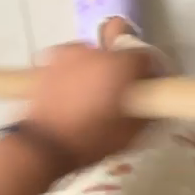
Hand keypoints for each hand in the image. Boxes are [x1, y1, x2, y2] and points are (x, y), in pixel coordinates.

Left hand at [20, 43, 152, 167]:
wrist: (44, 143)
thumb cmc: (91, 140)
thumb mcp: (130, 133)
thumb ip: (147, 110)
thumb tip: (150, 101)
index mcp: (122, 65)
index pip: (146, 58)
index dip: (148, 74)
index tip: (145, 90)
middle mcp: (99, 51)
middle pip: (119, 53)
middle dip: (122, 70)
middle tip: (117, 94)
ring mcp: (72, 52)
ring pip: (94, 54)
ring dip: (98, 68)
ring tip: (91, 93)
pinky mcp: (51, 59)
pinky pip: (72, 60)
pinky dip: (76, 69)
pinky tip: (72, 89)